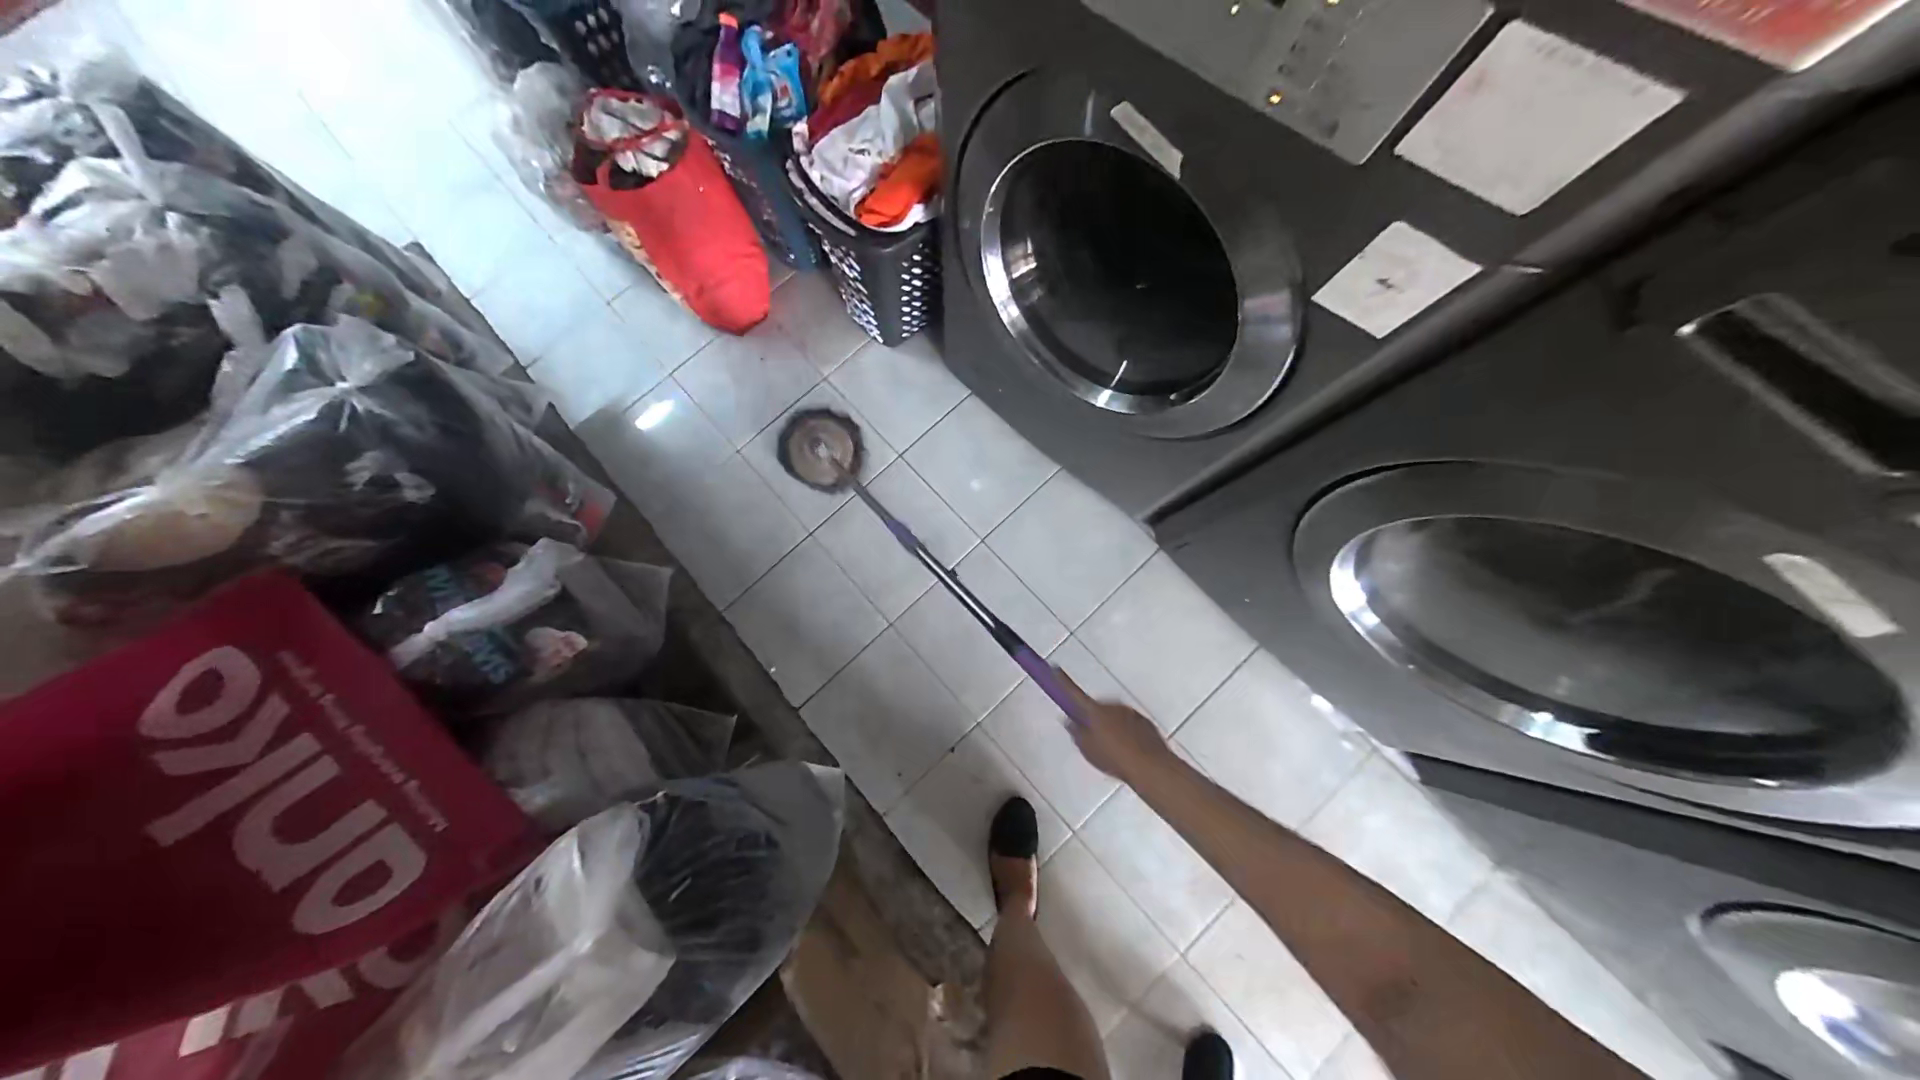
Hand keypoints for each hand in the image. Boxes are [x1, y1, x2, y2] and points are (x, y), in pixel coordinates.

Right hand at [1056, 669, 1171, 785]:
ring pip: (1114, 716)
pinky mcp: (1144, 721)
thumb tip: (1071, 723)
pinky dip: (1126, 732)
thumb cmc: (1116, 758)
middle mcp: (1112, 705)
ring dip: (1111, 727)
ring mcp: (1130, 712)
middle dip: (1093, 718)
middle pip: (1096, 707)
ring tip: (1112, 751)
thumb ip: (1076, 732)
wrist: (1149, 766)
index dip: (1062, 680)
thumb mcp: (1087, 749)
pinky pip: (1129, 723)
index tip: (1055, 668)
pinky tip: (1126, 750)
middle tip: (1091, 739)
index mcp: (1095, 710)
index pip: (1073, 692)